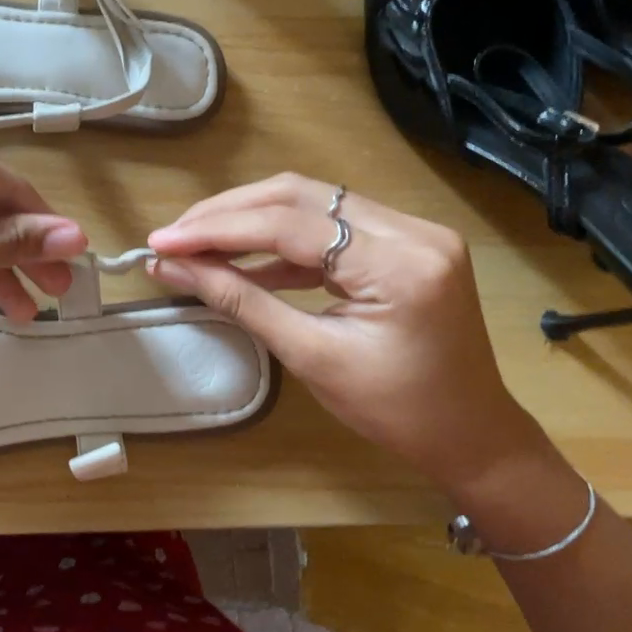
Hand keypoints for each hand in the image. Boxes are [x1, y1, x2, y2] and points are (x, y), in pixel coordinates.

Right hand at [145, 173, 549, 492]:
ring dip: (248, 219)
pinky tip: (238, 258)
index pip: (289, 225)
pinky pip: (327, 225)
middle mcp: (413, 230)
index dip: (217, 229)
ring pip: (310, 202)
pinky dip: (278, 239)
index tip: (160, 243)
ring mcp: (412, 231)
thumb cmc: (395, 410)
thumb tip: (171, 269)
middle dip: (227, 213)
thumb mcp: (310, 357)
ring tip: (194, 243)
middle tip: (172, 236)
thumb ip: (240, 302)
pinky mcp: (403, 243)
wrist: (471, 436)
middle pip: (298, 196)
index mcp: (401, 263)